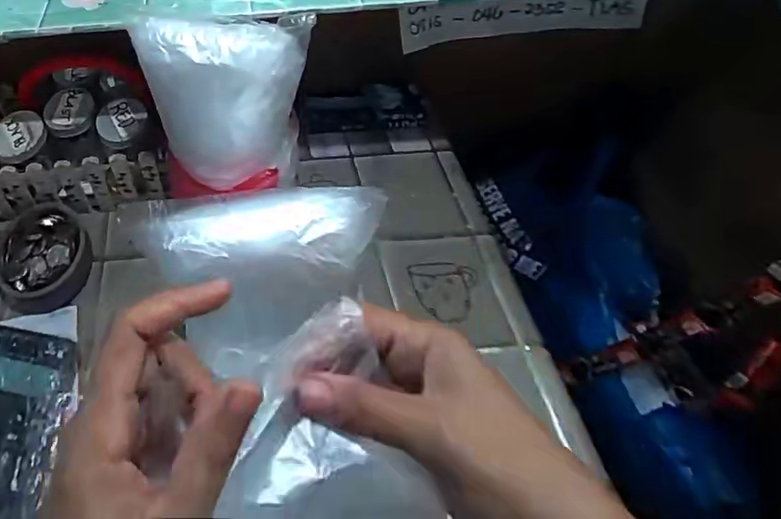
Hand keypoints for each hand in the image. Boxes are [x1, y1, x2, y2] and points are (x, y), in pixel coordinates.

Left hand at [46, 280, 261, 518]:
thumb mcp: (173, 518)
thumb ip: (210, 450)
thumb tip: (249, 383)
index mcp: (97, 422)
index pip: (131, 331)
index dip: (176, 302)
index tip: (225, 293)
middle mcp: (94, 419)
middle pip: (148, 359)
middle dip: (192, 376)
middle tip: (218, 427)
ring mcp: (102, 442)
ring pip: (153, 390)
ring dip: (190, 407)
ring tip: (204, 456)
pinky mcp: (110, 464)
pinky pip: (150, 424)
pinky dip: (179, 431)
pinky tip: (190, 468)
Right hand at [294, 304, 626, 518]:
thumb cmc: (499, 460)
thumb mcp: (431, 430)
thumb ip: (365, 406)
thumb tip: (296, 387)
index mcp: (429, 343)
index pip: (361, 321)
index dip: (323, 339)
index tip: (285, 368)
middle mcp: (423, 363)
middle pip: (359, 353)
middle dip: (323, 370)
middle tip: (281, 397)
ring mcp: (424, 402)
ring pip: (365, 389)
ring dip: (334, 400)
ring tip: (293, 417)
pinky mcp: (424, 439)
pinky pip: (377, 421)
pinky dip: (352, 426)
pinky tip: (326, 439)